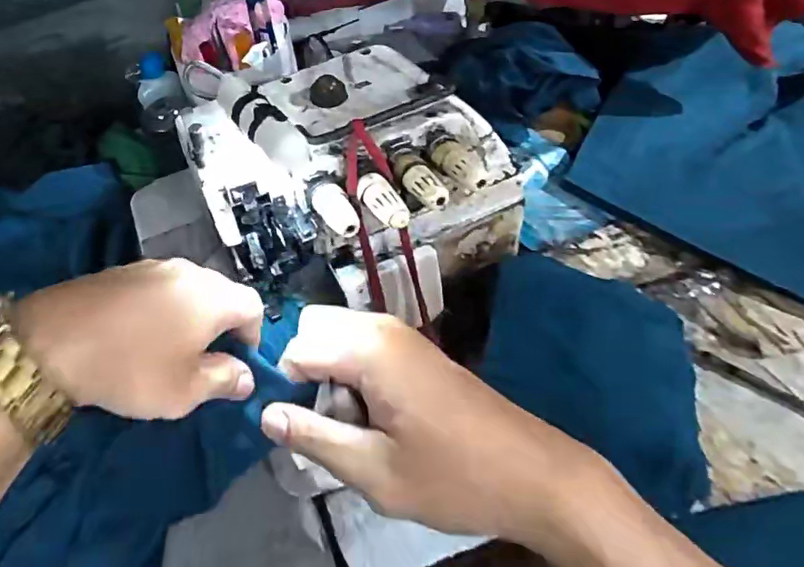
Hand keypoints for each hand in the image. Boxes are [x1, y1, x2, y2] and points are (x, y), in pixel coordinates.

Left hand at [14, 259, 264, 419]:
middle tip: (204, 362)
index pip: (253, 305)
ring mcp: (152, 265)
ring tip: (169, 350)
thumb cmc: (131, 368)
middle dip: (222, 326)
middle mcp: (186, 270)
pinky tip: (139, 335)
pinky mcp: (124, 270)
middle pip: (221, 292)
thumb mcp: (184, 391)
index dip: (253, 337)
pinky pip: (159, 287)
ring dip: (190, 316)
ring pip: (188, 288)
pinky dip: (162, 308)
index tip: (235, 366)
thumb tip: (244, 373)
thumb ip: (222, 380)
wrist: (57, 338)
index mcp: (210, 295)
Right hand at [259, 305, 613, 548]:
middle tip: (335, 425)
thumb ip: (314, 438)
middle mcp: (378, 325)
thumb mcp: (378, 473)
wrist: (537, 476)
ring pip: (334, 335)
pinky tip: (380, 417)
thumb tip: (265, 415)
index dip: (289, 389)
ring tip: (360, 426)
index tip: (305, 430)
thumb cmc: (456, 477)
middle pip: (312, 330)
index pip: (296, 349)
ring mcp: (398, 332)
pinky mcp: (411, 345)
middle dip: (308, 373)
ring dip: (330, 374)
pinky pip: (359, 343)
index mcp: (367, 348)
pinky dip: (352, 371)